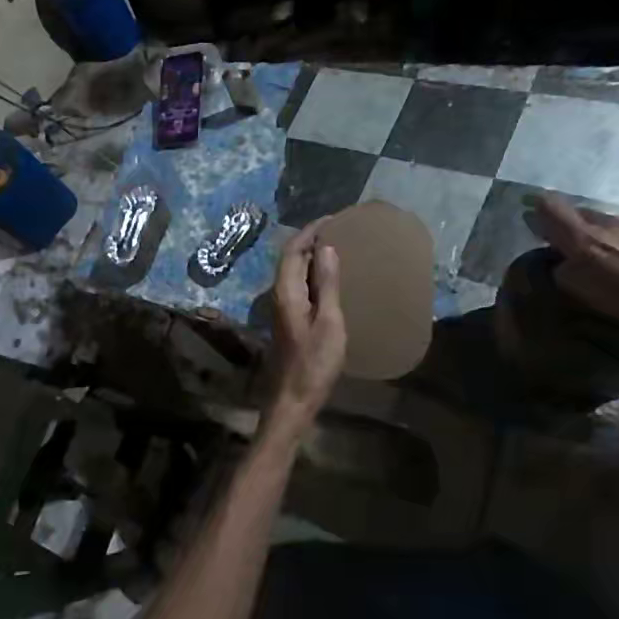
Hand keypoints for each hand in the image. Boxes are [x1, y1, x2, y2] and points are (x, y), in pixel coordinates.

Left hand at [267, 220, 346, 426]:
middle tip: (340, 229)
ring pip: (294, 271)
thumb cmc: (314, 363)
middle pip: (291, 257)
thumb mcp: (328, 322)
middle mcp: (279, 294)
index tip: (334, 218)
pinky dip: (314, 273)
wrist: (294, 399)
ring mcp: (282, 308)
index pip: (294, 249)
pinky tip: (331, 278)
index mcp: (286, 291)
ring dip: (312, 255)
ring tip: (339, 247)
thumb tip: (326, 247)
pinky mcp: (289, 319)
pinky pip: (300, 285)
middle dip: (312, 238)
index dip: (311, 230)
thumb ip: (327, 284)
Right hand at [525, 195, 618, 356]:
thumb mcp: (600, 302)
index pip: (550, 208)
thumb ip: (572, 277)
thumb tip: (564, 264)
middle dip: (584, 234)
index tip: (538, 221)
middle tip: (595, 260)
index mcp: (590, 242)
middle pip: (587, 219)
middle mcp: (614, 222)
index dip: (540, 212)